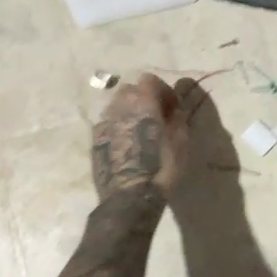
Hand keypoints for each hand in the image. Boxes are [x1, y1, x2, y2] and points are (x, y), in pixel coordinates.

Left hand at [91, 73, 194, 199]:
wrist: (130, 196)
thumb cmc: (162, 167)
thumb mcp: (181, 142)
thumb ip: (178, 118)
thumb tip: (175, 109)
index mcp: (143, 103)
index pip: (149, 80)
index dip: (163, 90)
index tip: (172, 106)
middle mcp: (119, 107)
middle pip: (130, 90)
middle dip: (143, 98)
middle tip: (156, 116)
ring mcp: (104, 123)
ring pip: (116, 106)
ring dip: (130, 111)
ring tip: (141, 130)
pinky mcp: (95, 139)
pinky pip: (108, 123)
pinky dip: (119, 126)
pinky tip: (128, 143)